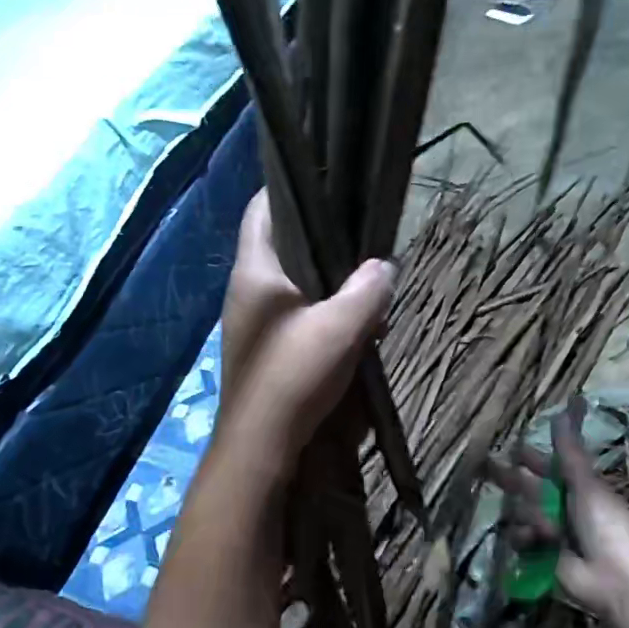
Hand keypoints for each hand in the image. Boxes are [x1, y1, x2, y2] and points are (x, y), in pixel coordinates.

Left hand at [217, 189, 394, 467]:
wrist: (259, 445)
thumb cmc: (293, 376)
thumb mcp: (340, 328)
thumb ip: (367, 290)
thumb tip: (384, 266)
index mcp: (254, 271)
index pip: (262, 208)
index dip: (290, 188)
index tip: (328, 183)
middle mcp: (244, 291)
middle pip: (278, 245)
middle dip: (316, 238)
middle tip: (357, 234)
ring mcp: (249, 322)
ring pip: (287, 283)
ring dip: (320, 280)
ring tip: (359, 279)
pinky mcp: (260, 348)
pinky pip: (290, 314)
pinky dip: (316, 310)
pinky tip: (345, 323)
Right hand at [487, 397, 628, 611]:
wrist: (614, 577)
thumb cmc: (606, 524)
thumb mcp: (586, 482)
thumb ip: (569, 448)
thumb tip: (571, 403)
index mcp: (573, 486)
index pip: (543, 465)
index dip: (526, 456)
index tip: (507, 446)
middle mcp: (557, 505)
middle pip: (524, 487)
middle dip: (508, 479)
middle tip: (483, 468)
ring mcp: (546, 531)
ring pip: (518, 512)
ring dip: (529, 516)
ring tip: (546, 528)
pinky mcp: (536, 555)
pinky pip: (517, 538)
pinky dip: (525, 538)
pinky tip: (536, 541)